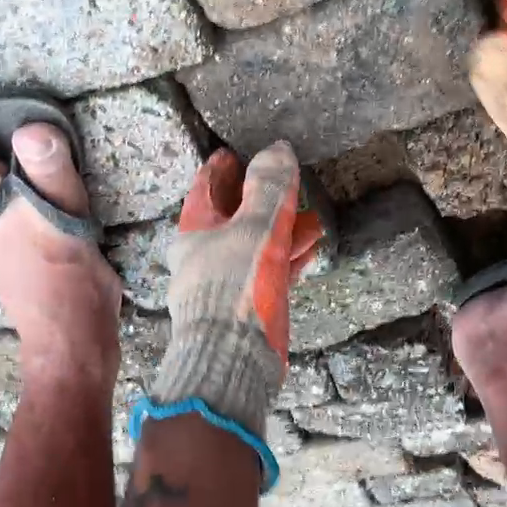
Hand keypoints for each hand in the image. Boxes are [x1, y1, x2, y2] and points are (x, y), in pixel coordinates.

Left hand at [148, 143, 324, 436]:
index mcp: (194, 230)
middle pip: (233, 214)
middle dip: (262, 198)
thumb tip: (277, 149)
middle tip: (286, 182)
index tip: (235, 152)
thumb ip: (268, 188)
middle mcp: (203, 253)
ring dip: (282, 228)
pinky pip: (267, 270)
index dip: (223, 167)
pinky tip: (312, 249)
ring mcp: (224, 281)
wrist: (233, 358)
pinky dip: (287, 256)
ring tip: (313, 217)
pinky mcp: (245, 305)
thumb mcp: (257, 227)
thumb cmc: (236, 285)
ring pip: (255, 243)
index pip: (206, 187)